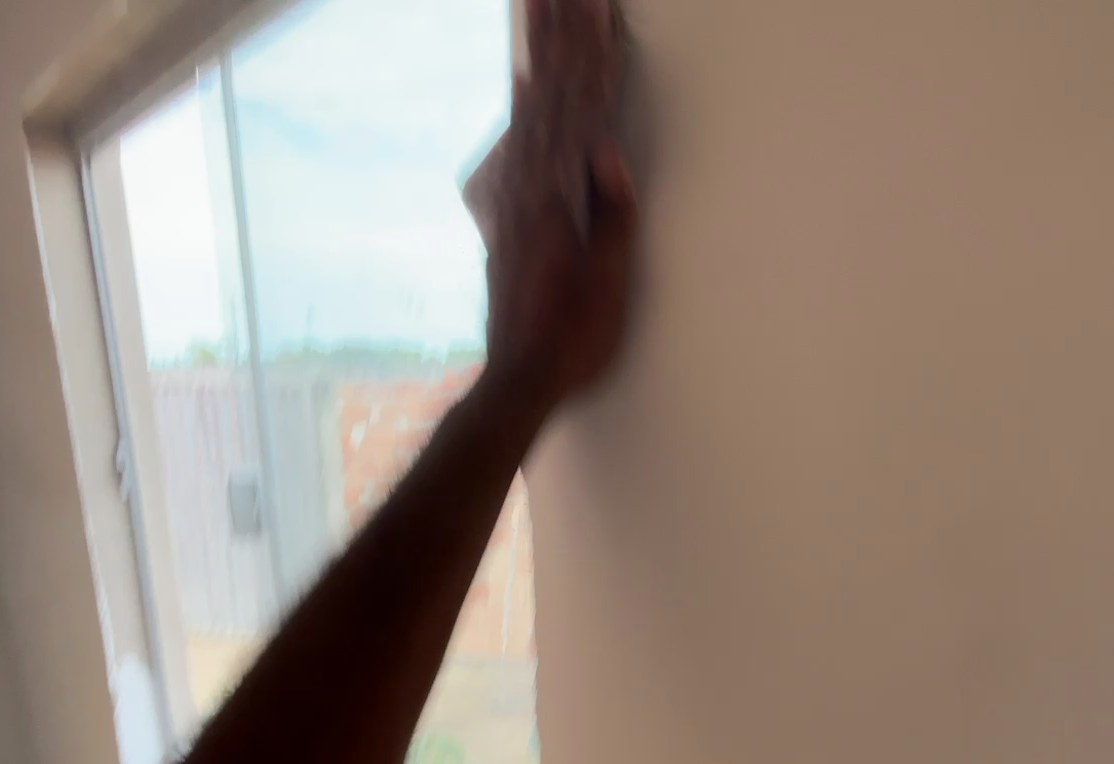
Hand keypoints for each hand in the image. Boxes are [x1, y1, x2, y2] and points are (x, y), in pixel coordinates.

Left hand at [471, 0, 636, 408]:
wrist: (518, 377)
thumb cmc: (571, 341)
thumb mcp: (607, 289)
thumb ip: (609, 220)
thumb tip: (606, 153)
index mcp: (557, 206)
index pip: (579, 117)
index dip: (590, 61)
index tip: (595, 8)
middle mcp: (527, 195)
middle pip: (546, 103)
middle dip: (558, 41)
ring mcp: (511, 206)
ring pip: (526, 119)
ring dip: (537, 63)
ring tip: (539, 15)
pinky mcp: (504, 223)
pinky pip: (514, 151)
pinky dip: (523, 112)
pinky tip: (521, 94)